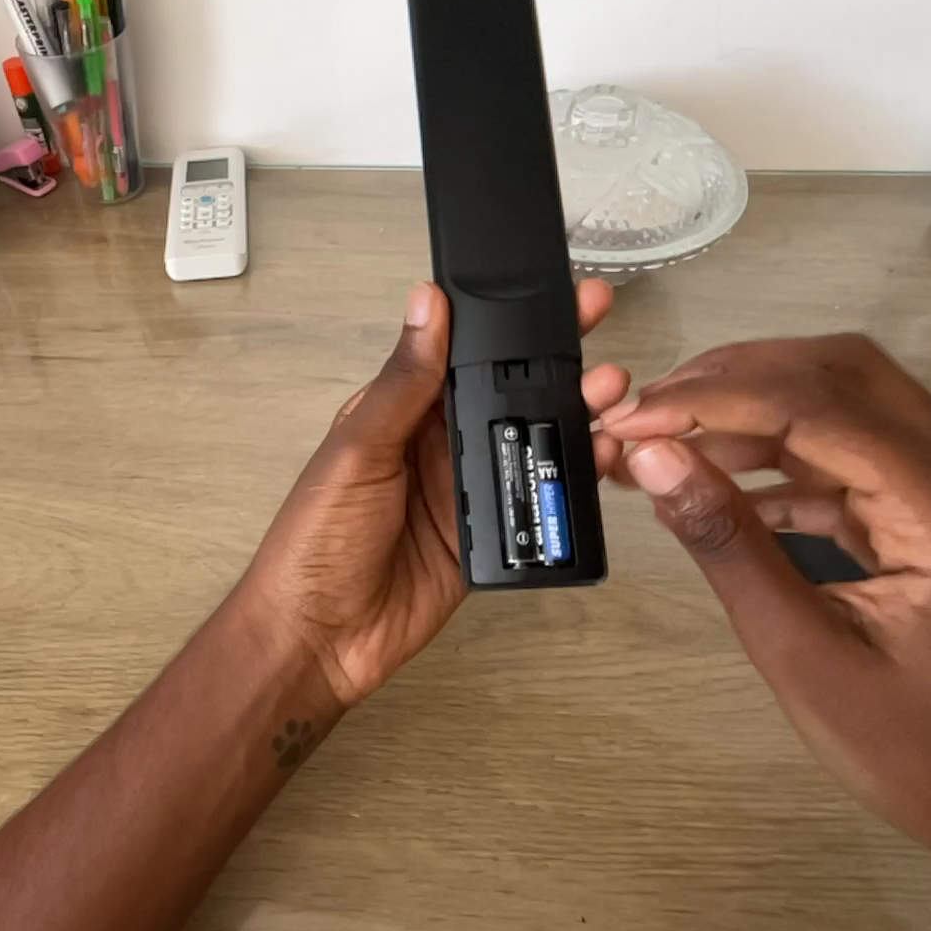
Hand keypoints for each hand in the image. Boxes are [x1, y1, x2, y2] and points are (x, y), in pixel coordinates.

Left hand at [236, 279, 620, 707]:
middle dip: (554, 358)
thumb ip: (400, 383)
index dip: (505, 323)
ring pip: (528, 440)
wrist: (322, 636)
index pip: (460, 354)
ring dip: (571, 413)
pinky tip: (601, 459)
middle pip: (504, 391)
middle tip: (601, 325)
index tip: (553, 293)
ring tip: (613, 391)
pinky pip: (534, 497)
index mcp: (400, 412)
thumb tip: (427, 301)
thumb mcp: (358, 451)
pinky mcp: (486, 535)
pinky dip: (571, 479)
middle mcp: (436, 444)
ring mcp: (463, 490)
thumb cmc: (318, 537)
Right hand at [595, 334, 930, 850]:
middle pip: (837, 369)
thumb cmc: (915, 747)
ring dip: (742, 403)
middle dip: (730, 374)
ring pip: (834, 396)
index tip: (627, 422)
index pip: (813, 406)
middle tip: (647, 408)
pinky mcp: (912, 507)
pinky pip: (831, 448)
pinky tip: (707, 481)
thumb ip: (726, 542)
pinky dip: (761, 451)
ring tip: (663, 437)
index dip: (709, 401)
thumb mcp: (799, 649)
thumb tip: (650, 457)